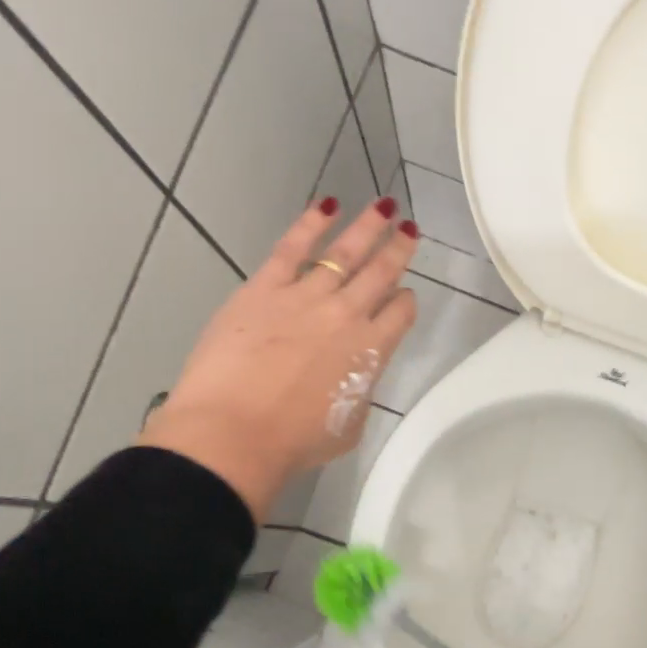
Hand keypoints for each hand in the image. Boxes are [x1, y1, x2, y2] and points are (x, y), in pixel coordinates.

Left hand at [138, 198, 418, 519]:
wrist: (235, 431)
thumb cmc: (294, 442)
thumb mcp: (348, 427)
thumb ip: (358, 392)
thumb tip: (352, 376)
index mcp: (372, 352)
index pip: (399, 314)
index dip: (405, 303)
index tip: (406, 297)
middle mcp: (347, 316)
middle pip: (380, 274)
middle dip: (399, 250)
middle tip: (410, 229)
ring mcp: (306, 297)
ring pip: (345, 253)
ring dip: (368, 228)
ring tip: (384, 208)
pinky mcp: (265, 288)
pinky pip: (294, 247)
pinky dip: (312, 223)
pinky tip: (327, 205)